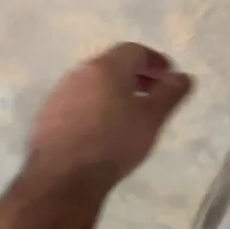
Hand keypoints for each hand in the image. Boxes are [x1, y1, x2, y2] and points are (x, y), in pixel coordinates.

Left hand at [26, 44, 192, 187]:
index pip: (134, 51)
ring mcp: (59, 94)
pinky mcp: (46, 116)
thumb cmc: (115, 141)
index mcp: (106, 67)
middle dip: (135, 75)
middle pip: (112, 65)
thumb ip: (170, 93)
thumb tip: (184, 76)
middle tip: (152, 93)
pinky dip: (95, 106)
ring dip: (114, 91)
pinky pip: (77, 102)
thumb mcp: (152, 117)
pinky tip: (102, 129)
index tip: (168, 76)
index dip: (154, 61)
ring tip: (129, 113)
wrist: (63, 178)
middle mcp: (79, 73)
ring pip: (93, 84)